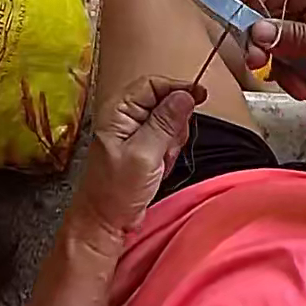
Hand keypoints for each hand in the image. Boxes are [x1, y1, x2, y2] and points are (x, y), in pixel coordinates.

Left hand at [70, 76, 204, 248]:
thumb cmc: (116, 191)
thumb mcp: (145, 154)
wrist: (106, 222)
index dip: (177, 88)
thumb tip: (185, 95)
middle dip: (174, 124)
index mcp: (118, 110)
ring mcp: (134, 131)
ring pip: (169, 121)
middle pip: (164, 101)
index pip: (153, 83)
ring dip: (172, 141)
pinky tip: (160, 166)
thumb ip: (166, 123)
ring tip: (160, 160)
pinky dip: (169, 151)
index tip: (200, 96)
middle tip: (167, 146)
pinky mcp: (142, 146)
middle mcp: (125, 116)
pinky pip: (167, 138)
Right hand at [239, 0, 305, 121]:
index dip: (255, 4)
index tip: (236, 20)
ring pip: (277, 54)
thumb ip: (297, 37)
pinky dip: (299, 86)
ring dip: (287, 74)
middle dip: (267, 48)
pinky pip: (289, 74)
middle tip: (259, 63)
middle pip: (270, 26)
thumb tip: (258, 29)